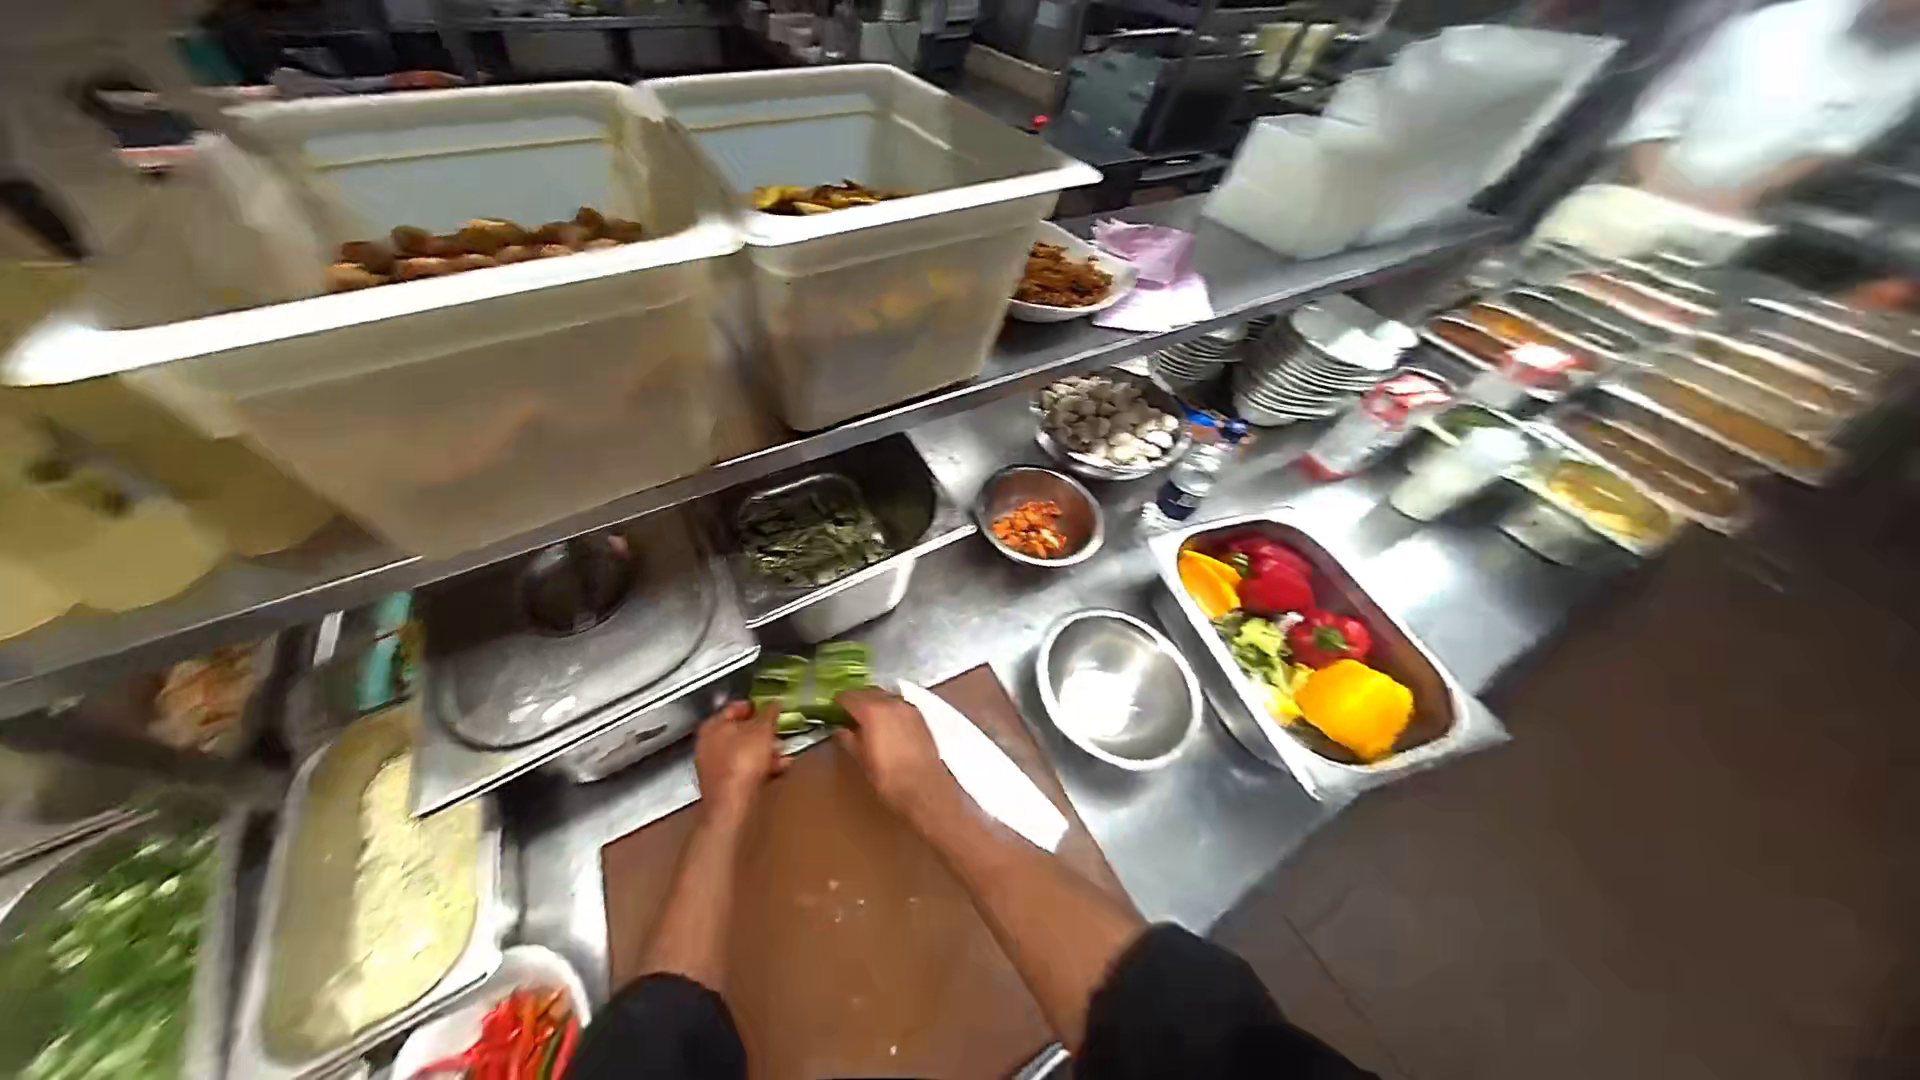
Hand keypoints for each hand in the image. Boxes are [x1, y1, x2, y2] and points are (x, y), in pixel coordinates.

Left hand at [694, 701, 786, 822]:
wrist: (732, 804)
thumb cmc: (744, 761)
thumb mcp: (763, 731)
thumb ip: (769, 714)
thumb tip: (774, 702)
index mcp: (712, 726)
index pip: (733, 708)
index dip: (753, 706)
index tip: (768, 708)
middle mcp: (707, 744)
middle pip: (739, 731)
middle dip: (762, 732)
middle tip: (777, 732)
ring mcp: (713, 766)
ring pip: (743, 751)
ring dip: (764, 750)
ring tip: (782, 753)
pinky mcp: (722, 784)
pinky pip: (743, 769)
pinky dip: (759, 766)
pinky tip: (777, 768)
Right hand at [832, 687, 961, 827]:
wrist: (923, 787)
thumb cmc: (887, 777)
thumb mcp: (862, 759)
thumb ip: (848, 739)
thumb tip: (839, 730)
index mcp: (872, 711)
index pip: (850, 696)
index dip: (839, 700)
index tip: (833, 707)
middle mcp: (891, 702)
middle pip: (869, 692)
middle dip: (857, 699)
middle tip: (848, 712)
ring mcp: (908, 707)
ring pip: (886, 696)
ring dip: (874, 701)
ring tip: (867, 717)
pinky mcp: (920, 716)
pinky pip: (899, 704)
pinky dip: (889, 707)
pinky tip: (886, 722)